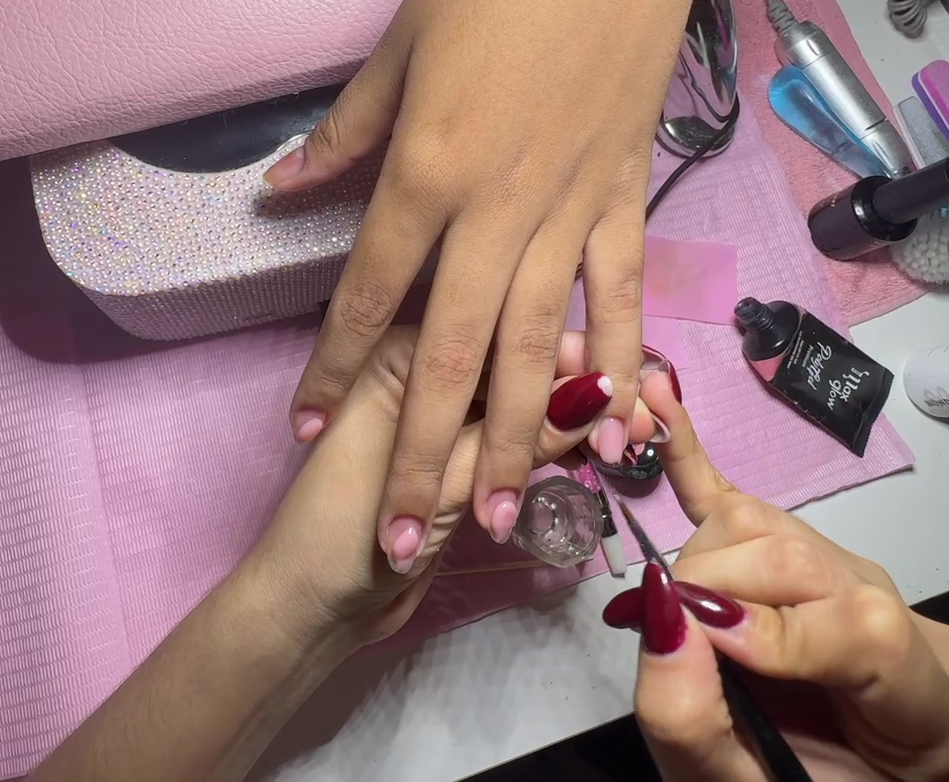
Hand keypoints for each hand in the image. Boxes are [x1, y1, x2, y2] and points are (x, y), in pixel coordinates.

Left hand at [245, 328, 660, 646]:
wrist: (308, 608)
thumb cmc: (342, 529)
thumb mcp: (432, 481)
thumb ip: (512, 440)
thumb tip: (598, 395)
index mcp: (401, 351)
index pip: (493, 339)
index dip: (563, 361)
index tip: (627, 387)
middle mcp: (424, 367)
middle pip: (514, 369)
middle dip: (577, 393)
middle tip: (640, 422)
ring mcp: (442, 411)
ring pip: (520, 402)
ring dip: (570, 421)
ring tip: (629, 440)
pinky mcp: (458, 452)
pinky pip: (513, 438)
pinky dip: (550, 446)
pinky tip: (595, 452)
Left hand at [268, 0, 730, 573]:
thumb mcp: (399, 46)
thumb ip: (343, 135)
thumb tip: (281, 191)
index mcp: (427, 171)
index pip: (365, 294)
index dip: (326, 367)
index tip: (300, 429)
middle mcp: (496, 210)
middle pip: (448, 351)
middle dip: (421, 450)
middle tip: (403, 537)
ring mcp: (570, 209)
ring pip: (535, 346)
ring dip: (513, 437)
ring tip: (497, 513)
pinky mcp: (626, 197)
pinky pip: (618, 295)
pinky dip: (615, 362)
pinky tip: (611, 425)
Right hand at [606, 379, 948, 780]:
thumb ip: (693, 718)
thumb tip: (660, 606)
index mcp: (932, 715)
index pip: (864, 629)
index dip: (772, 627)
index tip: (695, 635)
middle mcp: (908, 626)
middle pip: (801, 560)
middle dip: (714, 588)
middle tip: (673, 637)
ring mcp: (857, 579)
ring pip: (766, 525)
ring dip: (702, 559)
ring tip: (681, 613)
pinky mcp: (800, 553)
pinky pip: (742, 500)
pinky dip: (692, 457)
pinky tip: (662, 402)